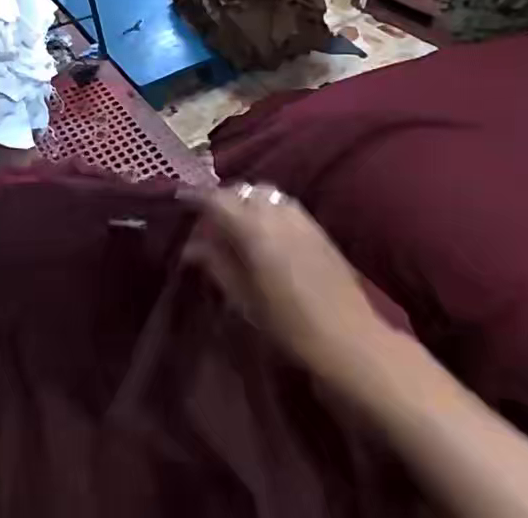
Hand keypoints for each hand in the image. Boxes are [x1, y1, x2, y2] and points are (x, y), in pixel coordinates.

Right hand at [185, 183, 390, 374]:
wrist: (347, 336)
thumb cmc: (289, 324)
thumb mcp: (244, 299)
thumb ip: (216, 265)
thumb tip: (191, 247)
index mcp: (254, 228)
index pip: (217, 199)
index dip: (196, 198)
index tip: (180, 202)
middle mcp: (276, 212)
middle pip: (240, 190)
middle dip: (221, 199)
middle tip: (206, 222)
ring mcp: (299, 215)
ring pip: (263, 192)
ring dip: (245, 200)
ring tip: (234, 225)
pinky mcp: (315, 224)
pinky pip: (282, 203)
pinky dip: (265, 207)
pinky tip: (263, 231)